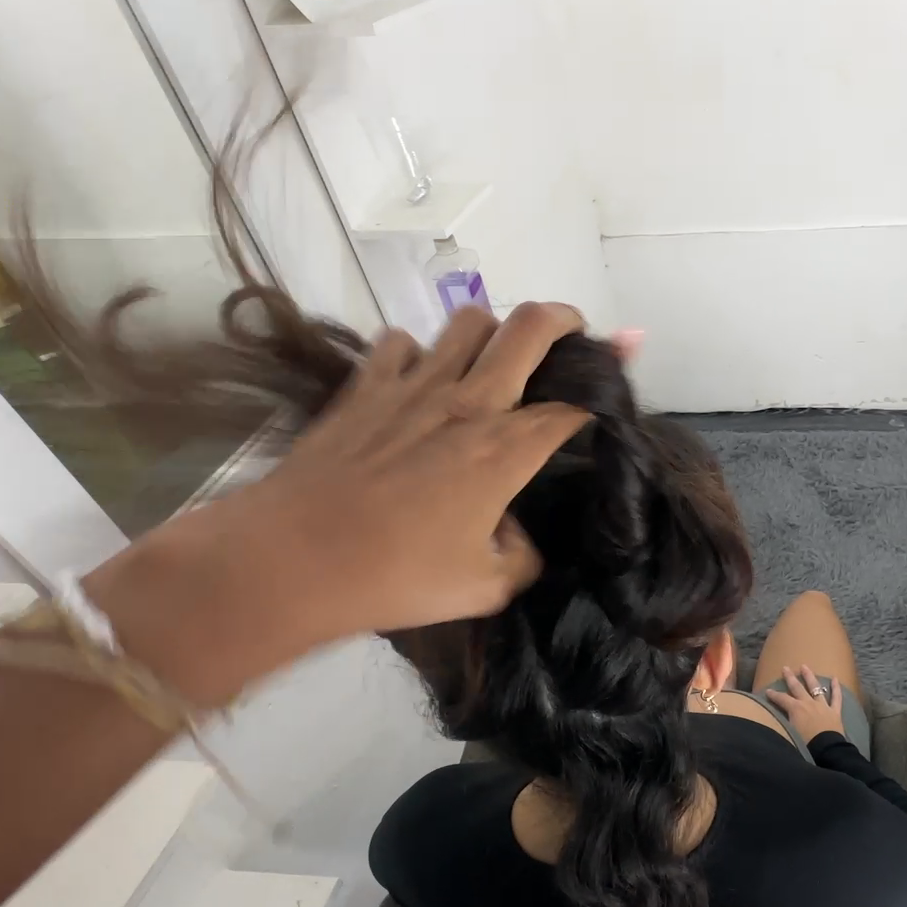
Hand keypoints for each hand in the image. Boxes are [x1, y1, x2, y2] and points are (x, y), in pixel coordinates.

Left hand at [86, 302, 590, 704]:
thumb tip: (516, 530)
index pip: (573, 406)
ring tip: (495, 355)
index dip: (603, 392)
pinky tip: (418, 380)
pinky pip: (401, 343)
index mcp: (506, 450)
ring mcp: (413, 387)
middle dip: (563, 319)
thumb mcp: (487, 587)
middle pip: (528, 328)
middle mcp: (468, 403)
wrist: (292, 561)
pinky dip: (419, 353)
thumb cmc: (398, 577)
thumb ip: (523, 556)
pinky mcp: (365, 387)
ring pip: (468, 321)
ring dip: (493, 330)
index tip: (614, 394)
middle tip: (574, 331)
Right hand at [764, 664, 846, 744]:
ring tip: (805, 667)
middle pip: (797, 688)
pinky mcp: (834, 711)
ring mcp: (822, 706)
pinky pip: (836, 697)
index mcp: (796, 709)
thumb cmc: (805, 745)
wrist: (826, 750)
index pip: (782, 699)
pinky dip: (836, 688)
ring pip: (815, 688)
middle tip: (785, 668)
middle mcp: (808, 703)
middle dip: (790, 678)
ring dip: (810, 677)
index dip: (773, 695)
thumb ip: (784, 722)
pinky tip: (835, 678)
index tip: (767, 691)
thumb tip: (776, 718)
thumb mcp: (789, 733)